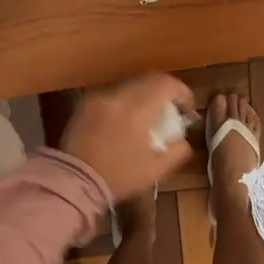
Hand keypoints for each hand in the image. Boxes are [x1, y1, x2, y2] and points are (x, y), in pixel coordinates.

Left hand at [60, 73, 194, 199]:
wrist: (76, 182)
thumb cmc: (119, 178)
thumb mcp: (157, 170)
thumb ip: (178, 150)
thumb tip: (183, 139)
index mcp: (138, 111)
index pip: (166, 84)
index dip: (182, 92)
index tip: (186, 108)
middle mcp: (118, 98)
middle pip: (148, 81)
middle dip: (163, 93)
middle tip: (169, 111)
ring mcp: (99, 99)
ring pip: (129, 87)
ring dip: (143, 97)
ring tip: (146, 117)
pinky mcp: (85, 105)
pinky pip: (111, 96)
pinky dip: (123, 103)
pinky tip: (124, 122)